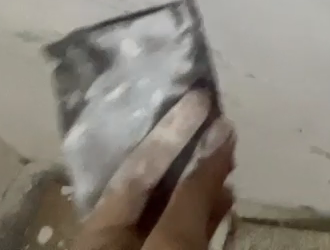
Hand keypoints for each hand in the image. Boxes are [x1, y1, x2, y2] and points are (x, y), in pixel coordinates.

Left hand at [73, 90, 235, 249]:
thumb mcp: (171, 241)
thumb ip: (195, 189)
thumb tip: (222, 130)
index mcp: (97, 229)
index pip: (135, 167)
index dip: (169, 131)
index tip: (203, 95)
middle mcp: (114, 236)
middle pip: (156, 184)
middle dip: (191, 151)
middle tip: (222, 120)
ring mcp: (141, 249)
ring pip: (174, 206)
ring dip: (203, 179)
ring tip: (232, 154)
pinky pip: (184, 230)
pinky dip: (205, 210)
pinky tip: (228, 195)